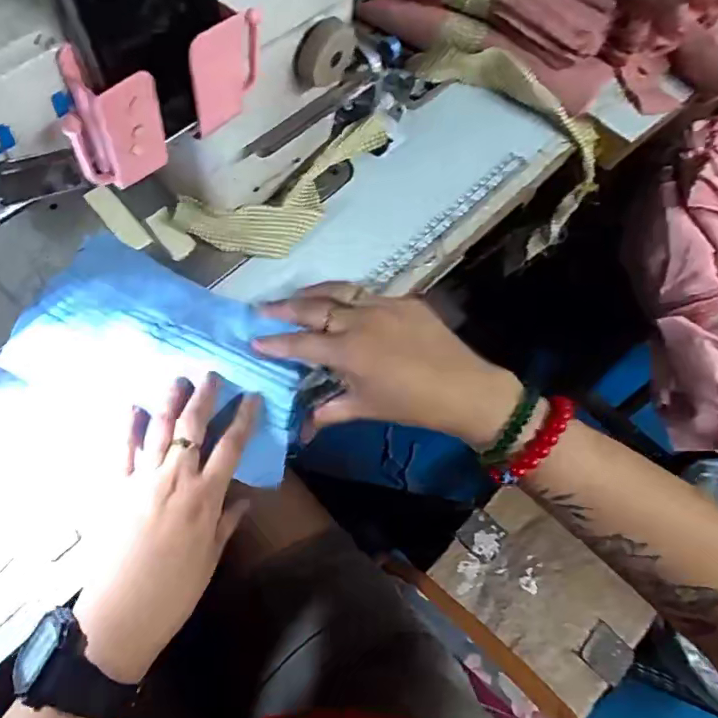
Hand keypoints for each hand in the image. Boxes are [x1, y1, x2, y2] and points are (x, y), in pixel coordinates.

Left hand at [72, 374, 259, 683]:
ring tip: (178, 379)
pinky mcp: (113, 490)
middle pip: (192, 428)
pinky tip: (131, 409)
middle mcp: (175, 480)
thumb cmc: (174, 591)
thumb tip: (243, 496)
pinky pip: (120, 451)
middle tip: (212, 374)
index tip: (253, 397)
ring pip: (157, 430)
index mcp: (205, 497)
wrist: (119, 615)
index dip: (244, 418)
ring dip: (169, 402)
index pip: (231, 447)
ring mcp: (141, 481)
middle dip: (205, 397)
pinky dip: (126, 428)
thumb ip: (226, 522)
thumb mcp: (210, 558)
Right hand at [252, 283, 521, 448]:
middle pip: (313, 306)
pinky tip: (343, 303)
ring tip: (296, 296)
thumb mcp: (366, 408)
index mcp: (347, 350)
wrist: (465, 389)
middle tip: (261, 308)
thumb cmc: (412, 404)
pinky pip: (369, 294)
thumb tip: (303, 426)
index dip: (275, 342)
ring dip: (313, 293)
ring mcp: (384, 305)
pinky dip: (348, 297)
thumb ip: (330, 411)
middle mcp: (360, 319)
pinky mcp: (405, 300)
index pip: (301, 342)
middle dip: (284, 308)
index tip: (253, 339)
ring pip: (340, 290)